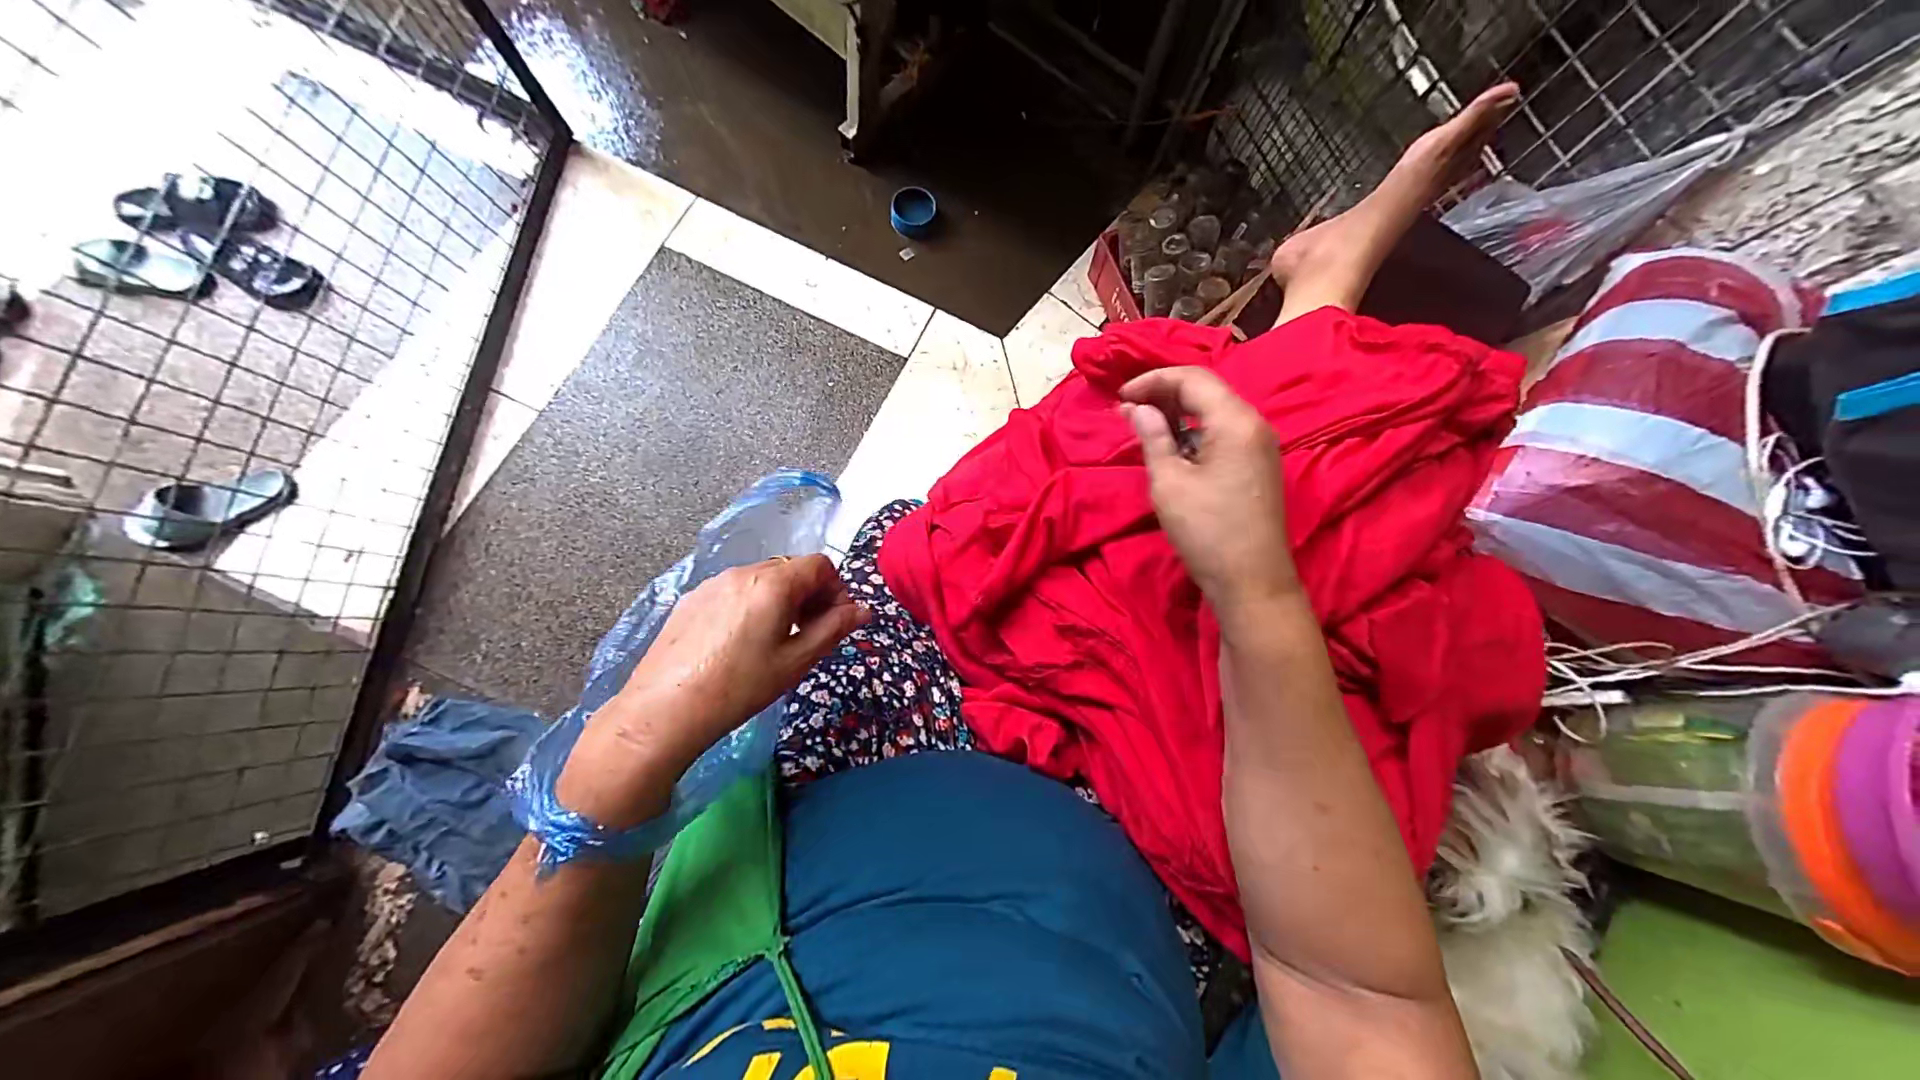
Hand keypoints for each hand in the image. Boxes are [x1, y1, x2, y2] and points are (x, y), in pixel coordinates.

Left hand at [557, 555, 867, 824]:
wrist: (664, 710)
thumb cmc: (739, 687)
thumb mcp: (796, 661)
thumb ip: (834, 628)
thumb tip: (863, 610)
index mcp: (773, 584)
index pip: (820, 565)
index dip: (836, 590)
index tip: (836, 621)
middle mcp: (742, 573)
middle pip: (790, 569)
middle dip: (810, 596)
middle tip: (810, 634)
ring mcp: (712, 584)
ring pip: (761, 580)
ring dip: (781, 600)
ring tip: (776, 642)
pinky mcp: (690, 599)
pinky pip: (734, 591)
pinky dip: (751, 606)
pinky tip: (740, 645)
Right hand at [1120, 367, 1300, 614]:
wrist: (1252, 580)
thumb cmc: (1207, 530)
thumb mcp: (1169, 482)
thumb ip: (1153, 437)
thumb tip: (1137, 408)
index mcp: (1235, 421)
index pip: (1192, 378)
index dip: (1152, 380)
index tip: (1120, 396)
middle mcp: (1254, 423)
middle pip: (1205, 390)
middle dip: (1163, 394)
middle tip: (1127, 411)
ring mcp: (1260, 445)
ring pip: (1214, 411)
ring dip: (1177, 413)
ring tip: (1142, 427)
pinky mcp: (1258, 464)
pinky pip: (1223, 432)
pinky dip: (1193, 431)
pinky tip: (1171, 446)